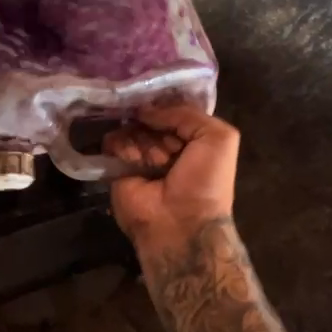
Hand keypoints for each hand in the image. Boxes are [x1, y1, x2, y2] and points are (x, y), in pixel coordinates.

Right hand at [106, 103, 238, 256]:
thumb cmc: (205, 182)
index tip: (170, 117)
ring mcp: (139, 154)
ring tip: (152, 162)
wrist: (180, 222)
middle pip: (150, 117)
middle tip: (167, 150)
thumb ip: (188, 113)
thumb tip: (147, 110)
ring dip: (142, 141)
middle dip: (158, 128)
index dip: (171, 109)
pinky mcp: (117, 166)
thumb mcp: (218, 138)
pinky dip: (121, 146)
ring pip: (131, 126)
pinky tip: (134, 161)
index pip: (173, 108)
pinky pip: (112, 141)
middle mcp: (164, 144)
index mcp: (190, 139)